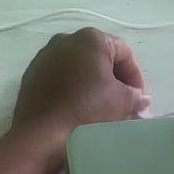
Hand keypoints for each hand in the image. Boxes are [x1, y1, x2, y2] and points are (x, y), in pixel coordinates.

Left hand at [10, 28, 150, 147]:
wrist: (42, 134)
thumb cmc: (87, 110)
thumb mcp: (122, 101)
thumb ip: (136, 95)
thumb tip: (140, 98)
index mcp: (91, 39)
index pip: (125, 52)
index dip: (136, 76)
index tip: (139, 99)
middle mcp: (66, 39)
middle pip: (100, 56)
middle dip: (114, 78)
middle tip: (123, 102)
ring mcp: (45, 55)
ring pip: (78, 66)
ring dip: (92, 82)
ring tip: (99, 106)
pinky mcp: (32, 73)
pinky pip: (60, 76)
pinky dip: (72, 87)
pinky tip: (76, 107)